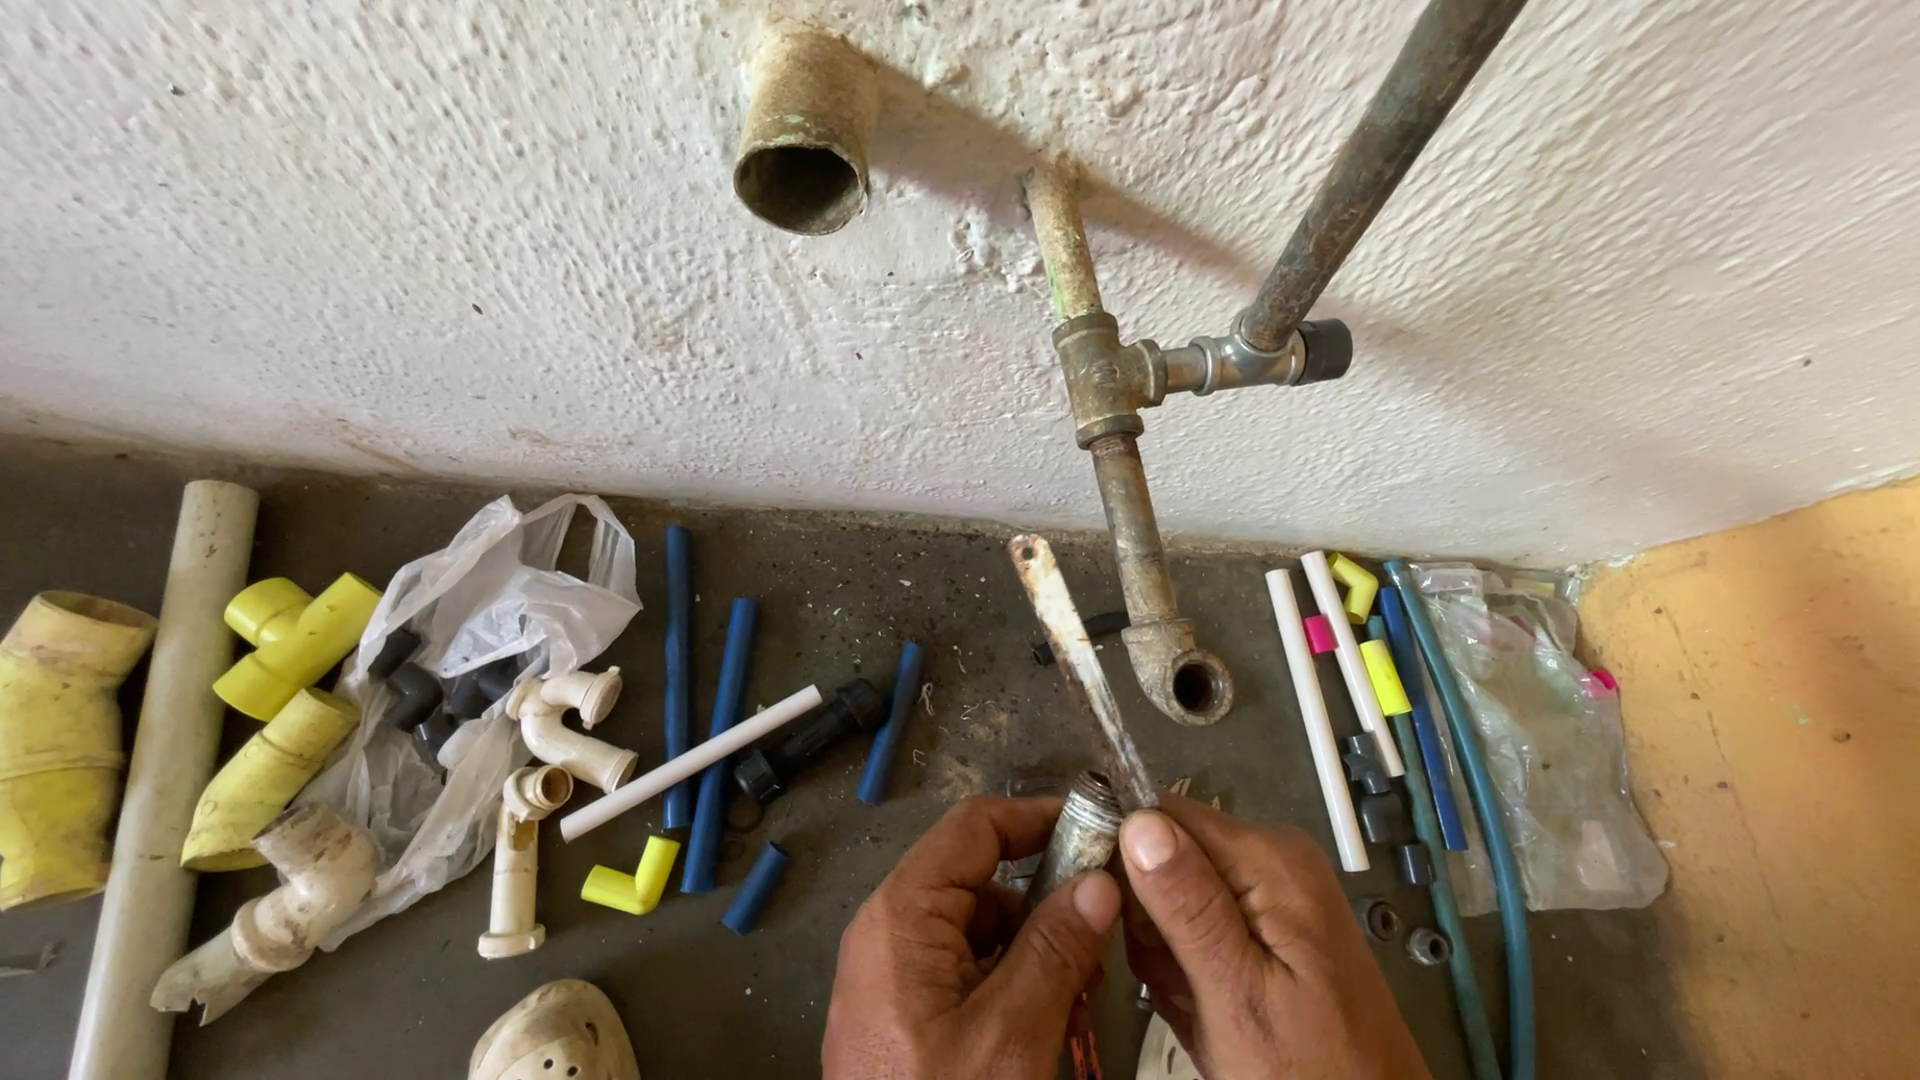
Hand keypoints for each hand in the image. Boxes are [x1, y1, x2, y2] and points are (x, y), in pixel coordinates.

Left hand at [823, 796, 1121, 1078]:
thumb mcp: (1009, 1037)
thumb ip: (1055, 950)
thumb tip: (1099, 882)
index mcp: (902, 914)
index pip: (973, 828)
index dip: (1035, 818)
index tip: (1096, 829)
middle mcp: (891, 929)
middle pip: (978, 875)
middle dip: (1042, 891)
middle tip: (1104, 917)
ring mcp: (895, 971)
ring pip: (978, 923)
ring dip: (1034, 939)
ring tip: (1082, 978)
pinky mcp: (905, 1009)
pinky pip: (966, 966)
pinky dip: (1011, 975)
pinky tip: (1047, 1010)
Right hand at [1120, 795, 1428, 1078]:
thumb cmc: (1309, 1072)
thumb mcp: (1238, 999)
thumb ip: (1188, 907)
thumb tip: (1138, 820)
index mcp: (1269, 856)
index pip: (1158, 812)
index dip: (1124, 859)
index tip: (1117, 920)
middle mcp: (1271, 853)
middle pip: (1163, 853)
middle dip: (1151, 920)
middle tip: (1175, 984)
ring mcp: (1271, 885)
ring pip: (1171, 889)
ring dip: (1166, 948)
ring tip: (1195, 1002)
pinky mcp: (1267, 915)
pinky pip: (1195, 916)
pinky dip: (1186, 960)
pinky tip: (1206, 1001)